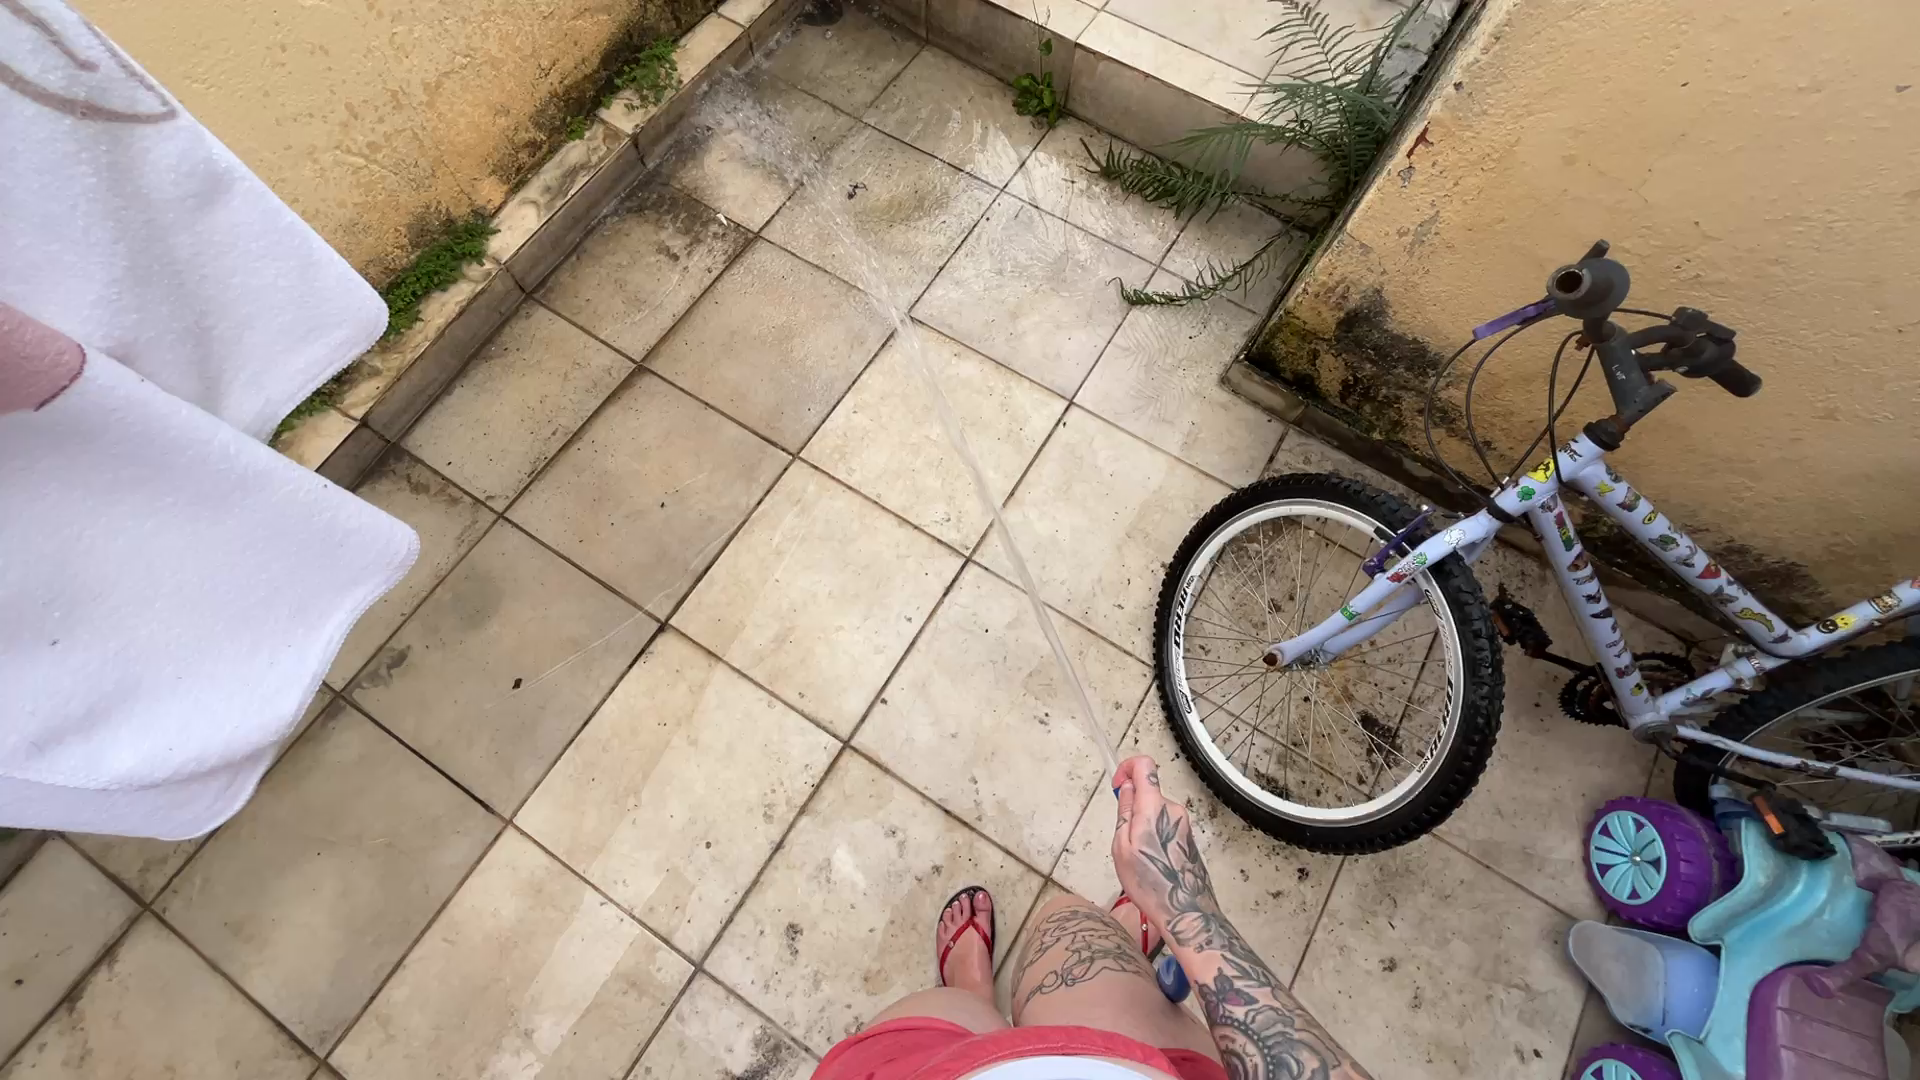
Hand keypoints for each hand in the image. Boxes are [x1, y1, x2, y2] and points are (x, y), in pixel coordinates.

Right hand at [1111, 755, 1217, 936]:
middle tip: (1125, 839)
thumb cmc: (1151, 883)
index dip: (1127, 768)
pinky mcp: (1188, 838)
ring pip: (1155, 811)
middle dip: (1133, 808)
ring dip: (1143, 825)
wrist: (1185, 912)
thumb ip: (1125, 811)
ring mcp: (1184, 824)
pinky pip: (1165, 826)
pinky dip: (1154, 836)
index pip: (1144, 765)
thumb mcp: (1122, 846)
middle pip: (1149, 791)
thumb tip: (1127, 788)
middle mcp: (1173, 810)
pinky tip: (1152, 862)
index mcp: (1154, 806)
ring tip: (1139, 857)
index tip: (1118, 786)